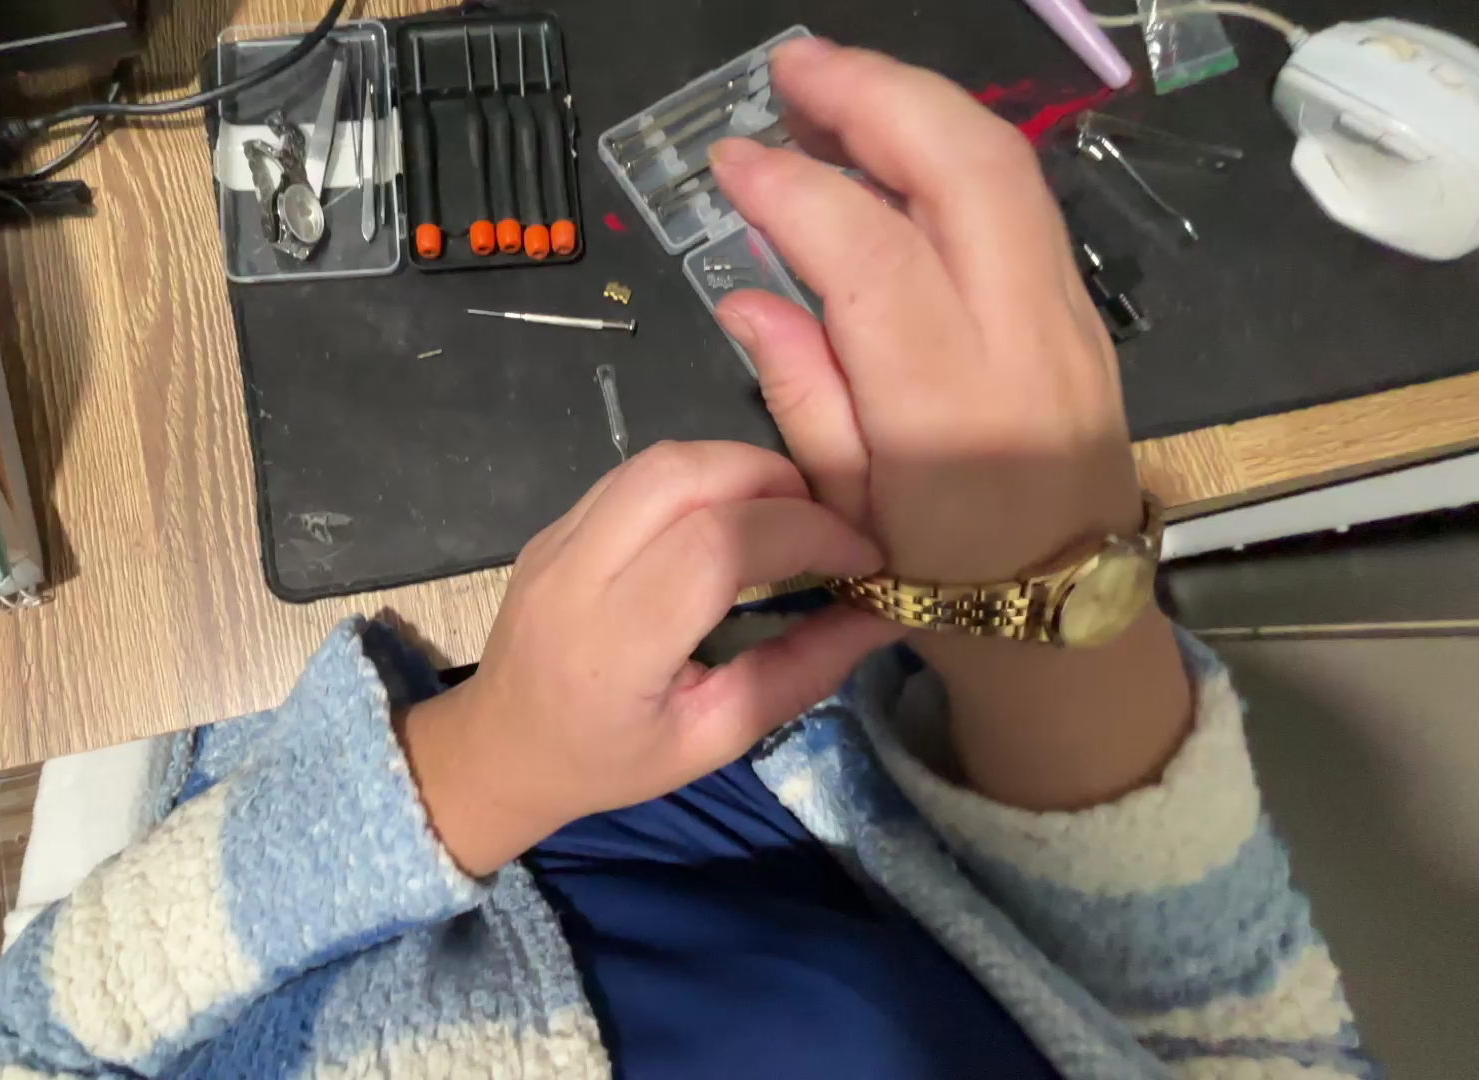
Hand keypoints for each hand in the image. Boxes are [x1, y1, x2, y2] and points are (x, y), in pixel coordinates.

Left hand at [400, 442, 899, 875]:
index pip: (714, 545)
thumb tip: (879, 617)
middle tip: (822, 520)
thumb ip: (795, 675)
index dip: (803, 531)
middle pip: (679, 474)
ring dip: (732, 467)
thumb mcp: (709, 741)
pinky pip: (629, 477)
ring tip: (782, 512)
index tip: (859, 555)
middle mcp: (573, 573)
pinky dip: (693, 477)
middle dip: (770, 477)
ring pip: (653, 462)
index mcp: (612, 644)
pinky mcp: (550, 528)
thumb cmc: (604, 762)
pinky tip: (721, 514)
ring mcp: (553, 541)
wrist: (499, 747)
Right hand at [710, 39, 1143, 583]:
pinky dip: (948, 148)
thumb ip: (800, 393)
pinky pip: (1017, 199)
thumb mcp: (839, 509)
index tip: (729, 163)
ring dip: (913, 105)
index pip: (870, 257)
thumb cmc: (931, 579)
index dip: (794, 193)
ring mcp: (1067, 314)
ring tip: (831, 89)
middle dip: (872, 95)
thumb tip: (747, 298)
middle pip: (965, 169)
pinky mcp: (1077, 308)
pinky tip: (892, 147)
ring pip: (1003, 168)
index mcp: (944, 404)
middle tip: (790, 69)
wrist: (1059, 609)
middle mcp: (1021, 337)